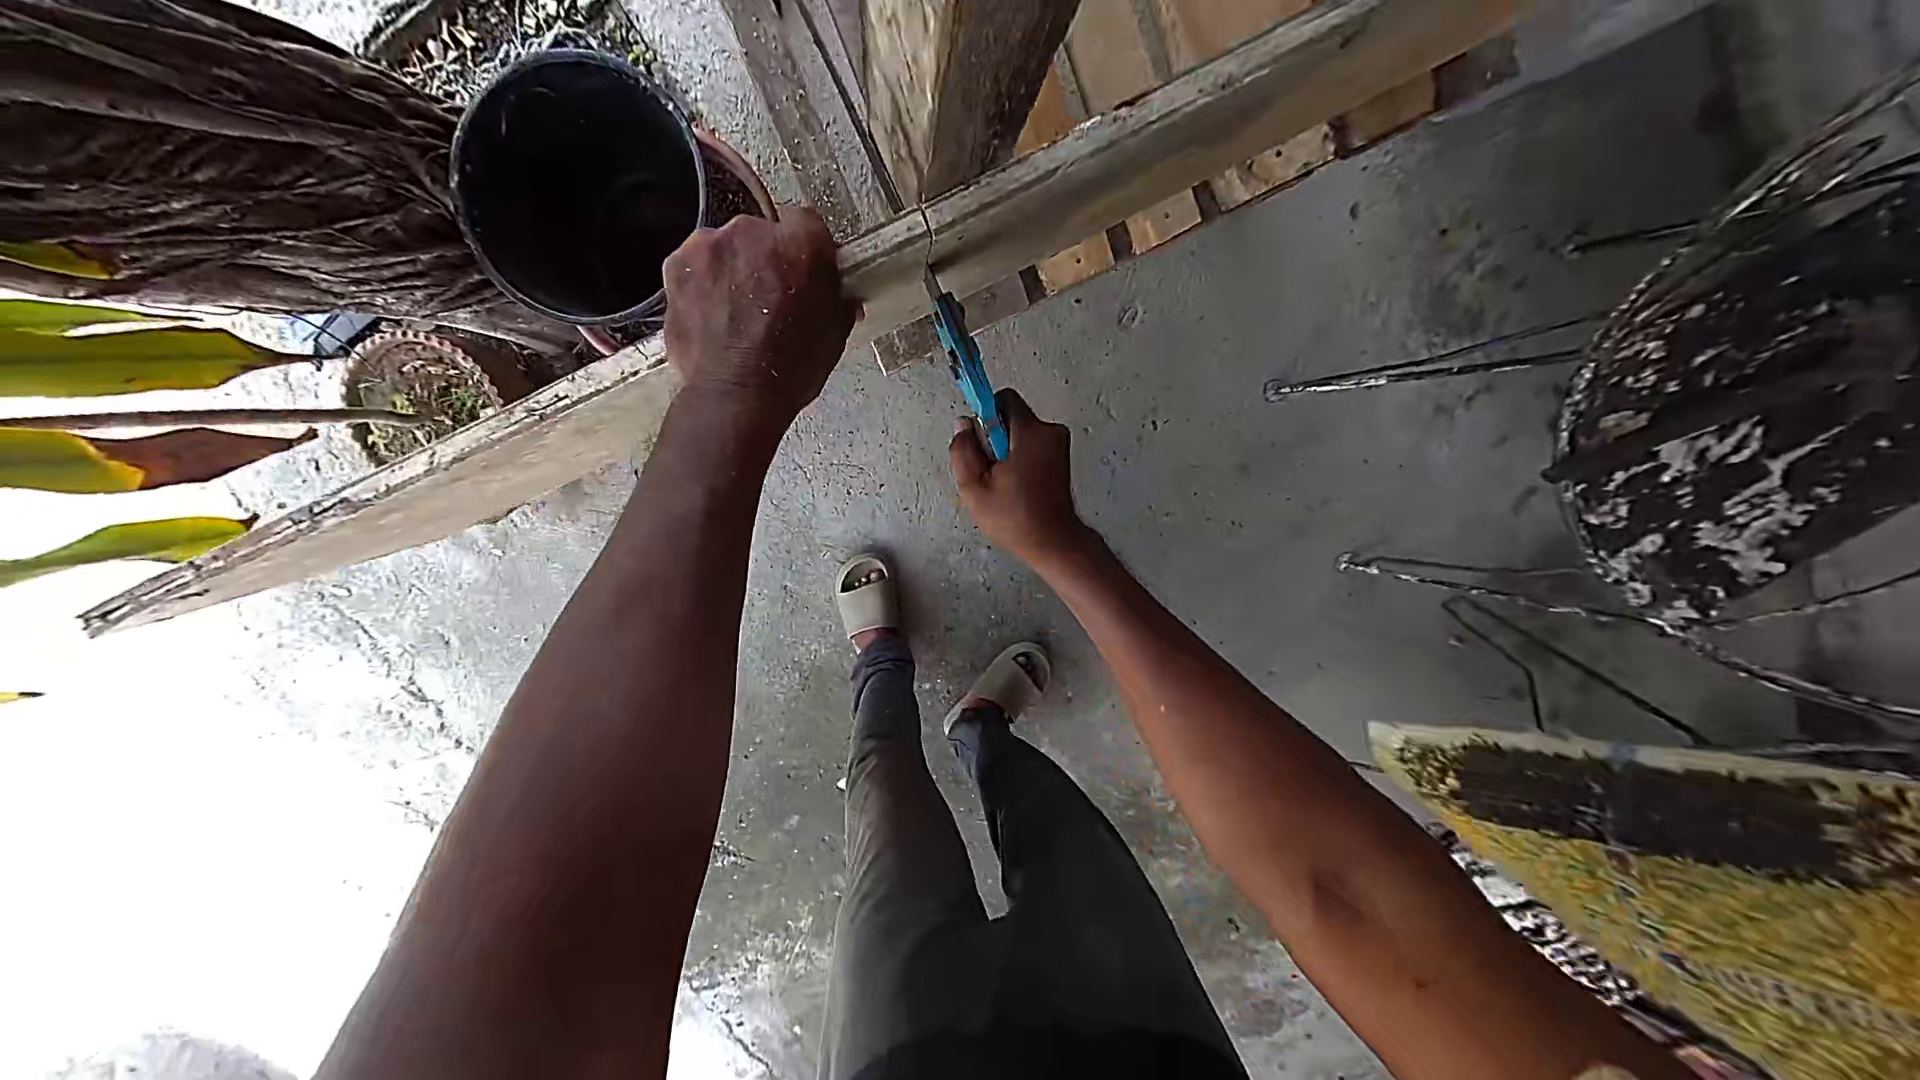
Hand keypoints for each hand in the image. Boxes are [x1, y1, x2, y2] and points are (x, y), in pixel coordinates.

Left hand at [662, 206, 857, 426]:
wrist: (737, 395)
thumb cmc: (787, 371)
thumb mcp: (833, 334)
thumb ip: (836, 298)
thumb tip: (839, 293)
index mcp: (802, 245)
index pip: (807, 222)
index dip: (806, 247)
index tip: (804, 265)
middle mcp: (754, 233)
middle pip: (763, 233)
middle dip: (767, 259)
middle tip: (772, 299)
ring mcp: (711, 246)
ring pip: (727, 247)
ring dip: (734, 270)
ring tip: (740, 313)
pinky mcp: (678, 265)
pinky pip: (697, 264)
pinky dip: (705, 284)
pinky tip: (717, 316)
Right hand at [949, 390, 1091, 566]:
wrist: (1053, 541)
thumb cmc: (1017, 519)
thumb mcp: (974, 487)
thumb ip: (963, 450)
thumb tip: (963, 426)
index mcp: (1031, 433)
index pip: (1002, 399)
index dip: (983, 416)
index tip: (976, 434)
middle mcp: (1050, 432)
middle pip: (1009, 418)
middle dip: (993, 439)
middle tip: (990, 470)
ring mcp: (1058, 444)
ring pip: (1019, 433)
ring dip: (1006, 452)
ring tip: (1003, 482)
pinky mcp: (1060, 457)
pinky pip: (1030, 446)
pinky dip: (1019, 460)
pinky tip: (1015, 485)